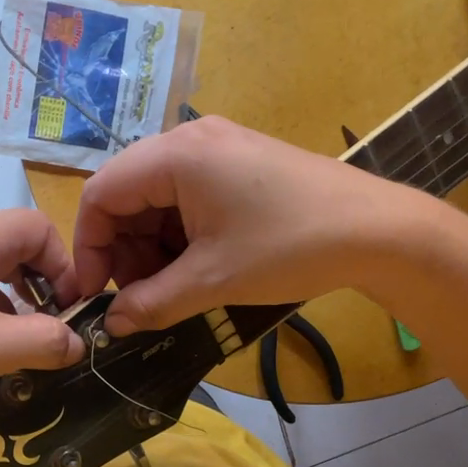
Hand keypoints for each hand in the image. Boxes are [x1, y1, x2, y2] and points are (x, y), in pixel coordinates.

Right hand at [69, 116, 442, 335]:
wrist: (379, 231)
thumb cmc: (289, 247)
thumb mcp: (212, 280)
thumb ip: (152, 303)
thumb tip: (112, 325)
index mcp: (175, 155)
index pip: (101, 194)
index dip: (88, 247)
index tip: (95, 293)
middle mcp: (189, 141)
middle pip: (127, 196)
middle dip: (124, 252)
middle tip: (141, 298)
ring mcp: (217, 150)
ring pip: (156, 202)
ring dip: (152, 250)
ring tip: (173, 291)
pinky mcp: (238, 167)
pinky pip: (186, 201)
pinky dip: (179, 239)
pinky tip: (198, 271)